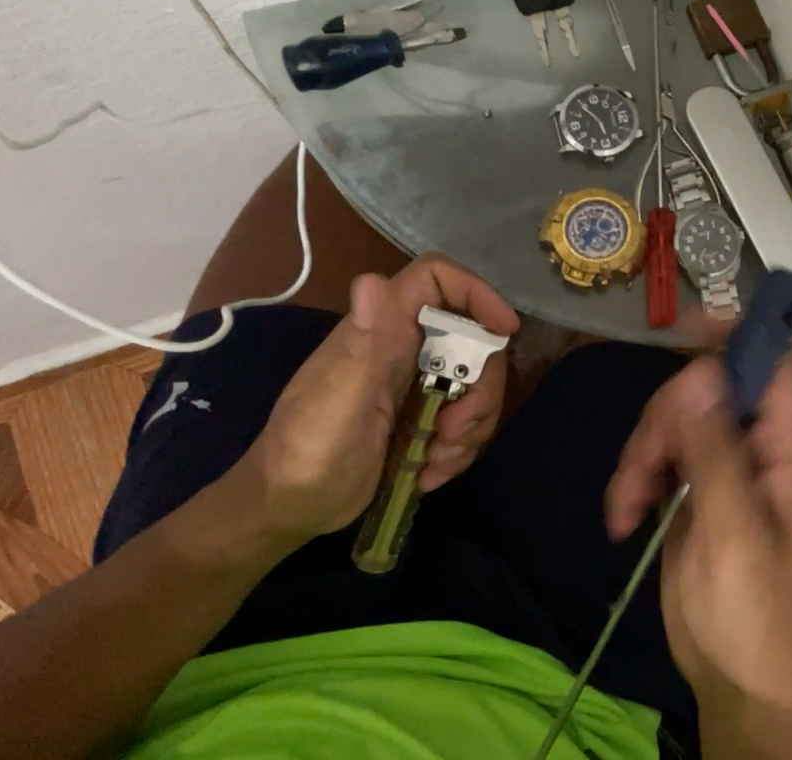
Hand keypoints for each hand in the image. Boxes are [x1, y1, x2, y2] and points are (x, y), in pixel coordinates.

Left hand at [232, 254, 519, 545]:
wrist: (287, 511)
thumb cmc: (303, 455)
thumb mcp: (334, 403)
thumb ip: (360, 346)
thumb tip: (371, 280)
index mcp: (381, 330)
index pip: (436, 281)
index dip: (476, 293)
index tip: (505, 330)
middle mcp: (404, 348)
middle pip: (474, 340)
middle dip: (480, 388)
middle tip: (455, 429)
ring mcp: (418, 384)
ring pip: (478, 384)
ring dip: (472, 426)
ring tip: (436, 461)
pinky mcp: (425, 417)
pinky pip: (469, 420)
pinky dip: (460, 450)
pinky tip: (428, 473)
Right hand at [605, 354, 791, 710]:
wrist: (737, 680)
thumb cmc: (753, 612)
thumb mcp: (734, 531)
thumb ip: (716, 450)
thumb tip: (701, 372)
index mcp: (787, 448)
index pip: (774, 365)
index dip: (739, 335)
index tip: (685, 328)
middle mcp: (758, 446)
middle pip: (706, 389)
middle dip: (665, 420)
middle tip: (646, 469)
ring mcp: (723, 466)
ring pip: (673, 420)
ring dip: (640, 456)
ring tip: (626, 510)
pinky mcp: (692, 489)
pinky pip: (657, 456)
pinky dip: (634, 478)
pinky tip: (624, 518)